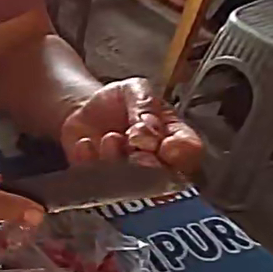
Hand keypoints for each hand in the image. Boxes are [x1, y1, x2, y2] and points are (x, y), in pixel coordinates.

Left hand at [59, 78, 203, 173]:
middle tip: (136, 145)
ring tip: (110, 137)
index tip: (165, 144)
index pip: (189, 152)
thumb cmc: (117, 102)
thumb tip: (150, 130)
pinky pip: (94, 179)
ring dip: (118, 158)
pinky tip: (85, 143)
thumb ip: (144, 105)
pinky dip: (89, 160)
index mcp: (172, 137)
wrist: (83, 111)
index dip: (181, 153)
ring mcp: (123, 175)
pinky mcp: (96, 179)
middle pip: (162, 176)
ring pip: (126, 182)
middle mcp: (152, 162)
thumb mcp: (134, 90)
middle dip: (148, 163)